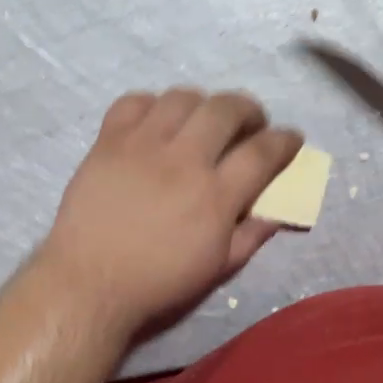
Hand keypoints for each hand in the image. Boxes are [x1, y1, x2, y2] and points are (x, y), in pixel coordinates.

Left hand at [39, 88, 303, 333]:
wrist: (90, 283)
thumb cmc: (158, 284)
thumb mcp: (217, 269)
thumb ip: (250, 237)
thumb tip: (276, 213)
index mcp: (216, 196)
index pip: (263, 152)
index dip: (285, 140)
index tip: (292, 139)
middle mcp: (184, 160)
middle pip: (227, 109)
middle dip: (249, 109)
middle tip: (250, 123)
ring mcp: (143, 145)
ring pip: (183, 97)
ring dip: (202, 104)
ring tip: (203, 119)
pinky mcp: (108, 141)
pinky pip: (134, 101)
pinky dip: (152, 105)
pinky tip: (157, 121)